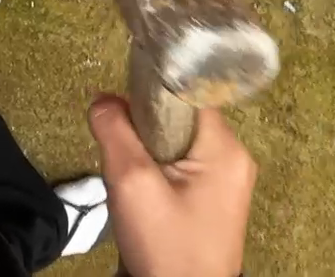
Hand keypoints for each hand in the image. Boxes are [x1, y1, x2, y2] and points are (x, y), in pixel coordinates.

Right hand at [88, 97, 255, 276]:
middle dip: (139, 124)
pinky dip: (149, 164)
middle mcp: (231, 156)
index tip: (118, 107)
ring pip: (169, 136)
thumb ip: (113, 128)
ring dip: (140, 146)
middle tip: (119, 148)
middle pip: (174, 113)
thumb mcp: (131, 180)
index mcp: (225, 148)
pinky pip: (172, 159)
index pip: (183, 91)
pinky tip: (136, 186)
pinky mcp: (206, 196)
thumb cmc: (165, 243)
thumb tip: (103, 99)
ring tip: (127, 172)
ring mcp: (221, 179)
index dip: (147, 91)